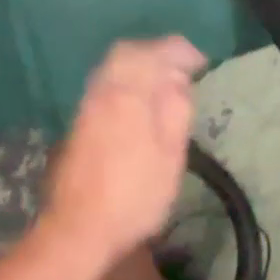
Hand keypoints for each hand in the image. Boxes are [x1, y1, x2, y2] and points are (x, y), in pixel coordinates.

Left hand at [43, 37, 206, 261]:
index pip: (154, 52)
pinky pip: (104, 84)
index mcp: (127, 94)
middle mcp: (102, 90)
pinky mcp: (79, 122)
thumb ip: (175, 111)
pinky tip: (139, 103)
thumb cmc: (133, 196)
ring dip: (139, 66)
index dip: (179, 51)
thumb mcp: (170, 157)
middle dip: (156, 53)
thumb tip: (178, 80)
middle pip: (127, 52)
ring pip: (112, 67)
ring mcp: (86, 106)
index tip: (200, 63)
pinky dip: (125, 81)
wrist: (78, 228)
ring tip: (165, 85)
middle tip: (182, 69)